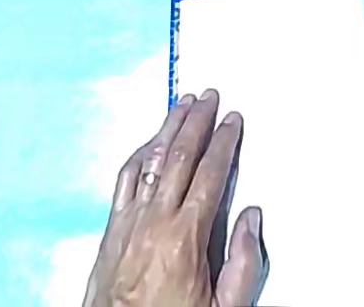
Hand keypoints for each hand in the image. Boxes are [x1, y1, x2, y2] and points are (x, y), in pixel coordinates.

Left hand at [83, 90, 264, 306]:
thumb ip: (244, 266)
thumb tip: (252, 217)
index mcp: (186, 237)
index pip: (211, 173)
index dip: (224, 142)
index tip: (232, 120)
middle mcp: (156, 220)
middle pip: (180, 155)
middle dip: (198, 120)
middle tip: (209, 96)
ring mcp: (130, 221)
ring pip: (152, 158)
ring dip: (169, 126)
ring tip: (182, 103)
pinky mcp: (111, 228)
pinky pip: (125, 178)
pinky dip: (140, 153)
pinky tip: (149, 142)